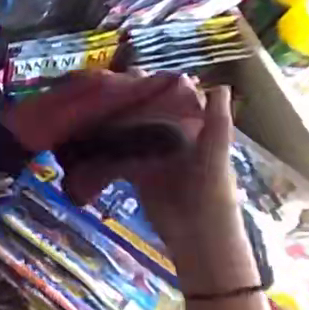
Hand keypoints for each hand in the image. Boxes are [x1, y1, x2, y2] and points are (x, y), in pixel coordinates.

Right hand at [4, 72, 257, 293]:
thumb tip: (221, 85)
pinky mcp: (136, 174)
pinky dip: (106, 145)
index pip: (173, 102)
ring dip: (114, 121)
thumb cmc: (212, 194)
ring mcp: (152, 157)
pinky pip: (119, 154)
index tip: (130, 71)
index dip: (155, 86)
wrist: (198, 238)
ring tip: (88, 104)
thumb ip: (217, 123)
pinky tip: (88, 134)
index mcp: (194, 132)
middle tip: (100, 86)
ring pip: (131, 133)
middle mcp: (171, 141)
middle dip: (128, 101)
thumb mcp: (215, 155)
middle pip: (148, 114)